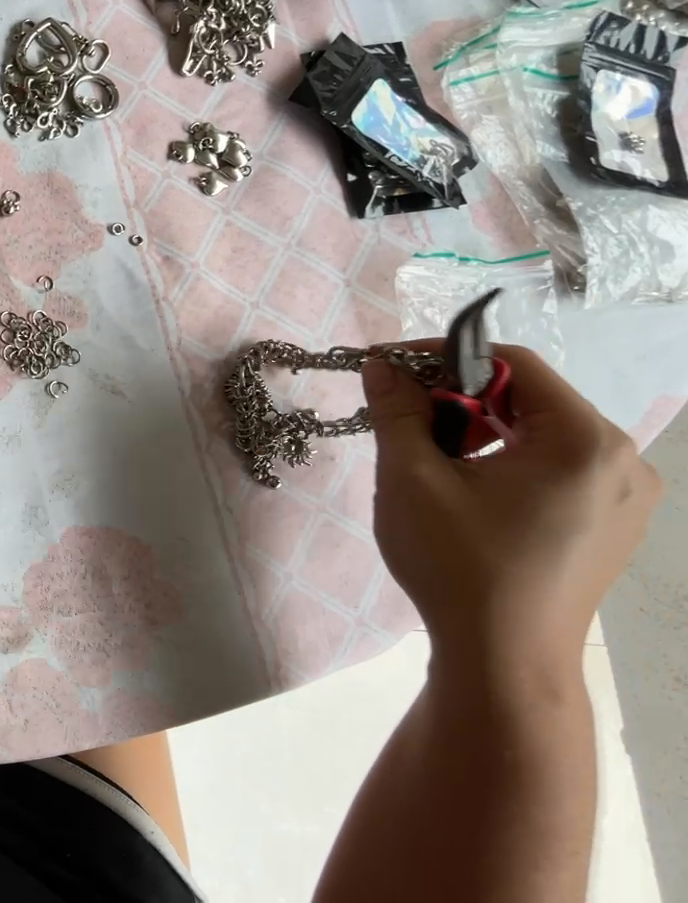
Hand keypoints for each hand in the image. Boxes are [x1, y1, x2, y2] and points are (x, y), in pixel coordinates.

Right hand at [362, 344, 659, 663]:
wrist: (503, 652)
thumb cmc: (456, 558)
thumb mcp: (409, 477)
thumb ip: (397, 412)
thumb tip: (381, 366)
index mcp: (584, 441)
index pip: (515, 365)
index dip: (445, 357)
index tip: (389, 369)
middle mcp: (623, 460)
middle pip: (531, 399)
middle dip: (459, 399)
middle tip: (402, 422)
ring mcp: (627, 495)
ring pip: (542, 435)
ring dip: (480, 432)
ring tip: (430, 462)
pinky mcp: (614, 523)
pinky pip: (557, 468)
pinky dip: (506, 462)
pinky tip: (467, 491)